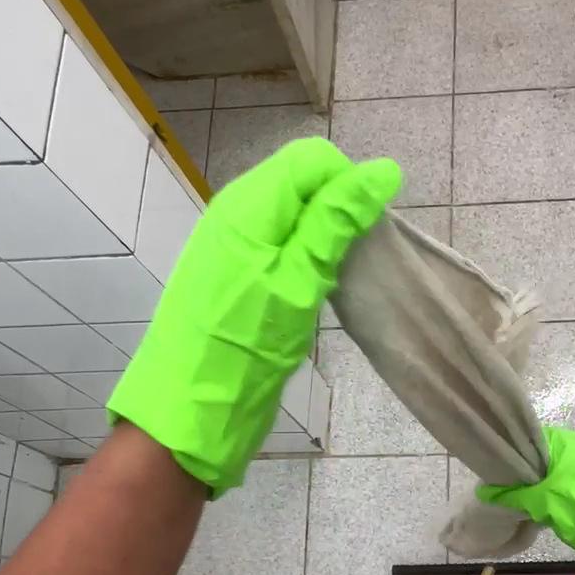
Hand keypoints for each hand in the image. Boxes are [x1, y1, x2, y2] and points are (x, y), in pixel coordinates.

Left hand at [107, 138, 401, 494]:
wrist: (191, 413)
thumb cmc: (245, 348)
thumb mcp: (298, 282)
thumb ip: (336, 223)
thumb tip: (383, 172)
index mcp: (248, 206)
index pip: (313, 162)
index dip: (350, 186)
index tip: (369, 236)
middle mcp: (236, 214)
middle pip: (302, 183)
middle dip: (338, 211)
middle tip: (356, 262)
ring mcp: (232, 245)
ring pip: (293, 215)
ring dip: (325, 238)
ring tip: (338, 280)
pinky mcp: (234, 275)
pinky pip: (279, 244)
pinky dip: (305, 258)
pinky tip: (312, 293)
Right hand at [476, 427, 574, 574]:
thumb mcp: (542, 504)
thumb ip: (513, 495)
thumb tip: (485, 492)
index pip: (538, 439)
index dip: (519, 457)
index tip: (507, 475)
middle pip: (557, 455)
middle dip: (539, 473)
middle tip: (522, 493)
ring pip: (574, 470)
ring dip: (558, 484)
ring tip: (543, 504)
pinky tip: (570, 510)